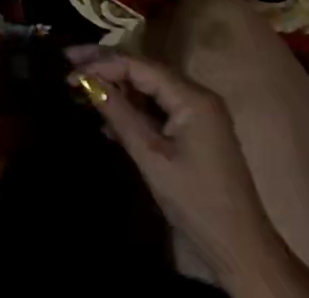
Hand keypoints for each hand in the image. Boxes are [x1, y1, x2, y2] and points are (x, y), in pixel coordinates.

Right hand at [65, 46, 276, 274]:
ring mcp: (198, 112)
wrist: (240, 247)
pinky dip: (131, 106)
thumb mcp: (150, 155)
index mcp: (192, 97)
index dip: (100, 64)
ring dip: (116, 86)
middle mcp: (197, 95)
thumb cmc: (195, 199)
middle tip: (69, 61)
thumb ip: (118, 113)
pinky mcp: (194, 129)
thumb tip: (85, 81)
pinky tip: (108, 117)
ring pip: (148, 85)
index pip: (138, 65)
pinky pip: (156, 105)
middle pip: (143, 68)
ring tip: (82, 88)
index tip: (69, 70)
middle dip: (105, 65)